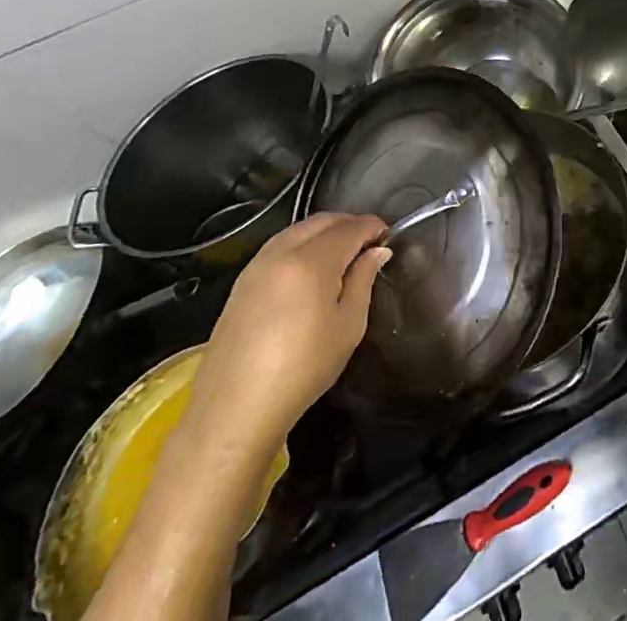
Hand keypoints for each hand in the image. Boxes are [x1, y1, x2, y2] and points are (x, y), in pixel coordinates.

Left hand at [187, 213, 391, 451]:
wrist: (237, 405)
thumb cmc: (303, 368)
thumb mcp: (347, 327)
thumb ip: (363, 281)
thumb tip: (377, 251)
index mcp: (311, 261)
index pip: (349, 228)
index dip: (372, 226)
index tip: (389, 233)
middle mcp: (281, 252)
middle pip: (321, 221)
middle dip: (349, 224)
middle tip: (370, 242)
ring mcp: (256, 264)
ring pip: (297, 230)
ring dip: (324, 232)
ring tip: (343, 254)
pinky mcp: (242, 281)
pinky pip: (278, 246)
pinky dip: (301, 244)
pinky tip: (310, 268)